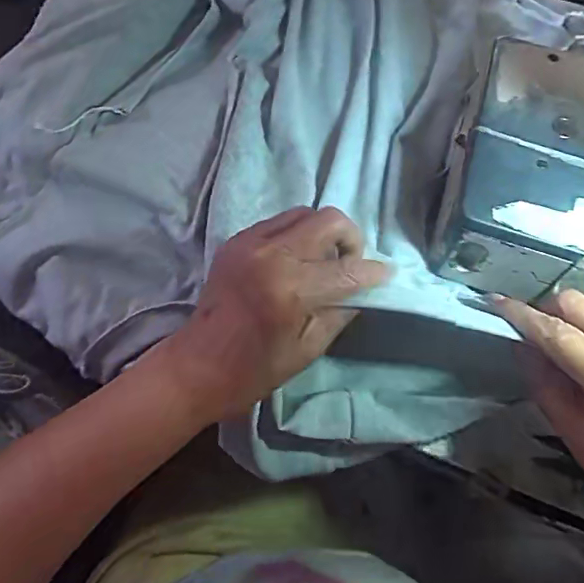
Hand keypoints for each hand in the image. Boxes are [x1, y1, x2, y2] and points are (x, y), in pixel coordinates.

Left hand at [151, 205, 392, 422]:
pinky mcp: (236, 240)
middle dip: (350, 240)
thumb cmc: (254, 369)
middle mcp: (270, 254)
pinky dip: (295, 235)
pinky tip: (293, 261)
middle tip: (349, 264)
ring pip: (304, 213)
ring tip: (321, 262)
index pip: (347, 269)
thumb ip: (340, 310)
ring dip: (322, 233)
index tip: (386, 275)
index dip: (373, 272)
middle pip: (329, 220)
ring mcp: (249, 242)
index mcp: (290, 289)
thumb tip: (363, 288)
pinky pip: (278, 222)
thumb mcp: (308, 348)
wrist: (197, 364)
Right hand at [494, 289, 583, 525]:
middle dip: (545, 312)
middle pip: (576, 304)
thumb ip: (537, 369)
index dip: (522, 315)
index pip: (557, 331)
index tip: (494, 302)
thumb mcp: (561, 418)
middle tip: (529, 332)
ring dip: (568, 319)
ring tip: (559, 346)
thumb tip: (517, 335)